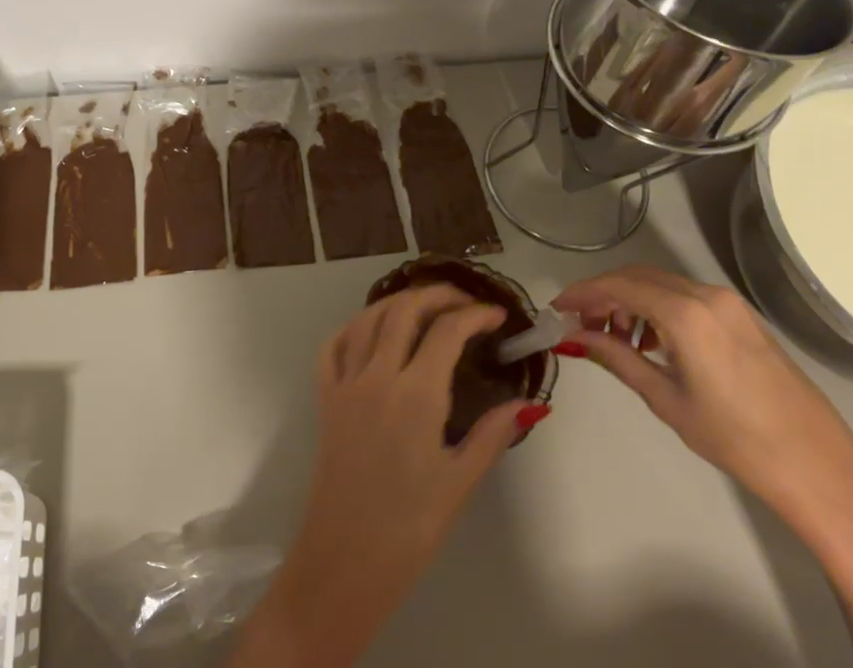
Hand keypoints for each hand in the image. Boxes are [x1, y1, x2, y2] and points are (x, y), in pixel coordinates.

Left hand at [232, 284, 544, 667]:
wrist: (345, 558)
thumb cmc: (410, 525)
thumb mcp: (461, 479)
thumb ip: (492, 433)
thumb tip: (527, 403)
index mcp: (415, 393)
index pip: (446, 330)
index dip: (474, 314)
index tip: (497, 316)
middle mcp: (376, 376)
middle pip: (403, 310)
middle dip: (437, 295)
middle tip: (466, 301)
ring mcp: (344, 385)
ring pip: (366, 320)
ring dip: (396, 303)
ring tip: (425, 307)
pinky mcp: (324, 401)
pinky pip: (333, 348)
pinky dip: (353, 327)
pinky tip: (371, 331)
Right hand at [553, 266, 852, 522]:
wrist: (815, 463)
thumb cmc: (734, 437)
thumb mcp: (665, 399)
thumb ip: (617, 358)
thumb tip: (573, 337)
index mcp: (686, 314)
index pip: (619, 286)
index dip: (582, 293)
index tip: (556, 310)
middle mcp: (708, 296)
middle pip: (639, 277)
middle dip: (603, 295)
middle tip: (579, 325)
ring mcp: (730, 304)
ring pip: (663, 284)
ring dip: (630, 301)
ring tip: (613, 340)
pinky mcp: (743, 318)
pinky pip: (687, 297)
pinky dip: (657, 308)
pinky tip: (650, 343)